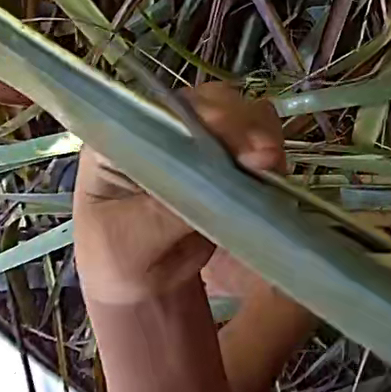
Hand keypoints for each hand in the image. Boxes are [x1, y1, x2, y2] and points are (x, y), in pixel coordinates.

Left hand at [73, 82, 285, 303]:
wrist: (142, 288)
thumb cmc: (116, 259)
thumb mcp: (129, 237)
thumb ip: (170, 210)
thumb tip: (222, 188)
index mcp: (128, 134)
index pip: (171, 108)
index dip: (208, 117)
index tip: (236, 142)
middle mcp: (168, 129)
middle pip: (214, 103)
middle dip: (244, 125)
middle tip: (265, 158)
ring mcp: (203, 145)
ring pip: (243, 118)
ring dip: (263, 138)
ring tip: (273, 170)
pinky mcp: (231, 165)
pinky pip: (258, 147)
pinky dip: (271, 157)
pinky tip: (274, 179)